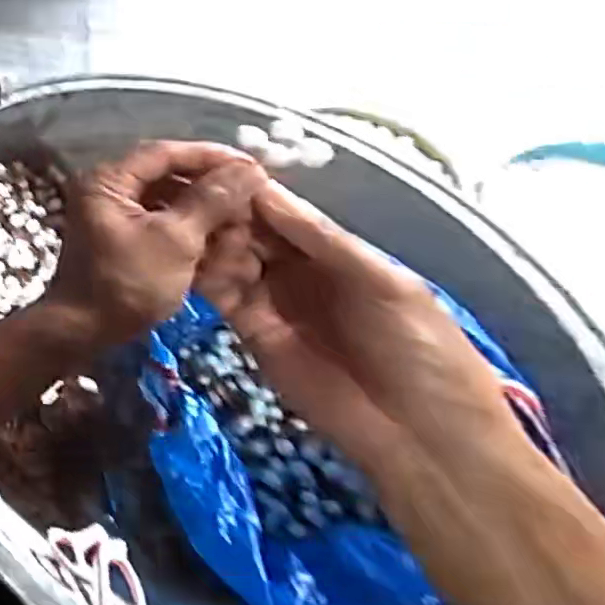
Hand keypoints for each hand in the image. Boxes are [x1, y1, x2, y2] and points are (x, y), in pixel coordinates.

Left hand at [46, 141, 266, 345]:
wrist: (85, 326)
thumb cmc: (127, 281)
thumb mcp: (176, 239)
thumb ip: (211, 200)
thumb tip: (248, 168)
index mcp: (105, 181)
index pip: (162, 152)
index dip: (210, 156)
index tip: (254, 165)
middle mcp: (104, 188)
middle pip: (165, 173)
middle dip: (210, 185)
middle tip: (254, 195)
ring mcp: (110, 211)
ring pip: (166, 196)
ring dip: (203, 207)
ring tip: (242, 219)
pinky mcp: (120, 232)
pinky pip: (160, 217)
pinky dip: (189, 225)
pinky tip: (220, 237)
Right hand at [197, 181, 523, 467]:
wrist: (418, 435)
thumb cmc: (420, 349)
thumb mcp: (384, 283)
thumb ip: (321, 238)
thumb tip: (263, 190)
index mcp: (333, 251)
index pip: (281, 211)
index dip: (250, 191)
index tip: (211, 170)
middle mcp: (294, 267)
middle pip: (247, 229)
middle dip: (221, 212)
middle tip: (185, 197)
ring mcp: (267, 295)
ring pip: (226, 255)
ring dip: (208, 239)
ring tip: (186, 226)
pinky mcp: (244, 324)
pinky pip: (216, 289)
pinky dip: (200, 272)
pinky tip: (184, 257)